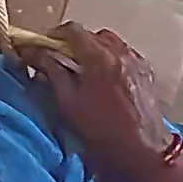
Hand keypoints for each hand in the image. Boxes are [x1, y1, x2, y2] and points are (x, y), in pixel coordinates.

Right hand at [19, 24, 175, 181]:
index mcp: (99, 56)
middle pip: (93, 34)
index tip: (45, 46)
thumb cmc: (102, 129)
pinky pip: (125, 54)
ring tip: (86, 69)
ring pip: (111, 42)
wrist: (144, 151)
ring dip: (95, 49)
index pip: (73, 30)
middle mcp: (120, 51)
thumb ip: (53, 72)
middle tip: (63, 61)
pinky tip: (107, 78)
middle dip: (76, 43)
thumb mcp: (69, 103)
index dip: (55, 35)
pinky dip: (112, 58)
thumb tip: (36, 53)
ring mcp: (136, 60)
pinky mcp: (146, 71)